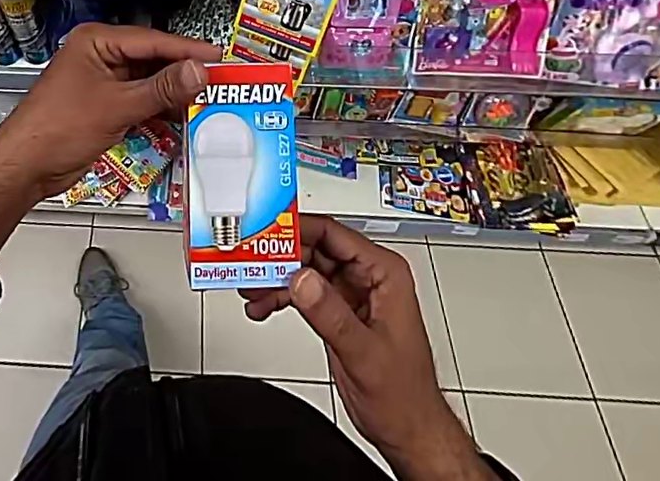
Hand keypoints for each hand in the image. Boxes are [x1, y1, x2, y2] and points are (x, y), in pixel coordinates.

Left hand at [0, 24, 216, 201]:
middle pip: (152, 59)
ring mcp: (103, 81)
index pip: (152, 40)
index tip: (216, 57)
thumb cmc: (55, 128)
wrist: (25, 167)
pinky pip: (141, 100)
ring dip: (172, 93)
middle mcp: (100, 56)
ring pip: (149, 82)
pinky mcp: (105, 104)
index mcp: (96, 42)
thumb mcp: (117, 105)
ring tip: (204, 100)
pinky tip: (180, 118)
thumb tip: (197, 71)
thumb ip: (162, 88)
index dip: (187, 50)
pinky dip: (159, 109)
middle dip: (182, 73)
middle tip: (216, 80)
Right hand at [242, 216, 490, 480]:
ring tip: (253, 288)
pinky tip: (264, 305)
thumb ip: (331, 314)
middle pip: (313, 248)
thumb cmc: (405, 395)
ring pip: (303, 268)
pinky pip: (302, 290)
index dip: (297, 230)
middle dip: (279, 257)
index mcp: (383, 272)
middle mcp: (366, 275)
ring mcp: (349, 291)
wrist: (407, 430)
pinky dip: (281, 296)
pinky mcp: (335, 307)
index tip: (268, 233)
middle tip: (251, 261)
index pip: (332, 234)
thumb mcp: (365, 353)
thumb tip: (302, 280)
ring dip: (276, 277)